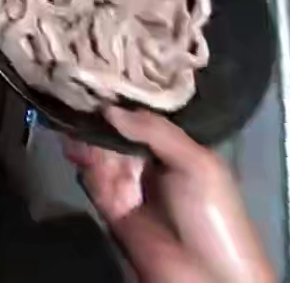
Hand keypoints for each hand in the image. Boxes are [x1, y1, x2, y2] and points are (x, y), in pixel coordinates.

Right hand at [63, 108, 273, 282]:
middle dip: (96, 114)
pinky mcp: (110, 206)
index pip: (139, 114)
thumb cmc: (214, 218)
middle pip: (114, 128)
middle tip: (76, 96)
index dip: (120, 96)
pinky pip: (92, 176)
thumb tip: (108, 107)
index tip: (96, 72)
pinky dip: (84, 162)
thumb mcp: (198, 164)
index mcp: (171, 147)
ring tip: (75, 124)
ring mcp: (127, 183)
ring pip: (99, 148)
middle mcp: (146, 160)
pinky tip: (78, 149)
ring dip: (86, 136)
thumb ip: (154, 129)